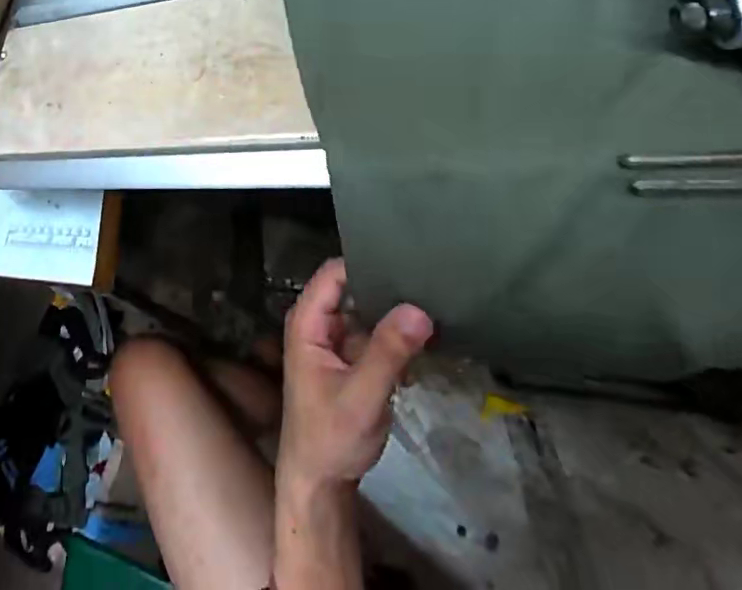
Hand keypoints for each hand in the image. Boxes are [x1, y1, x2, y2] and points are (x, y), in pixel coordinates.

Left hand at [276, 258, 433, 490]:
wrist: (320, 481)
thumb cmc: (331, 438)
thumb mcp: (362, 396)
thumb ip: (388, 352)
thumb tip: (419, 310)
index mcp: (307, 324)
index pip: (333, 273)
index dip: (363, 261)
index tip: (403, 259)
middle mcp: (318, 324)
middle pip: (351, 287)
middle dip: (385, 284)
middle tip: (427, 279)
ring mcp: (335, 341)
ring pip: (366, 309)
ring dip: (394, 309)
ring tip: (434, 300)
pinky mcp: (351, 358)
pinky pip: (375, 333)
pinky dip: (396, 333)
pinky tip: (427, 332)